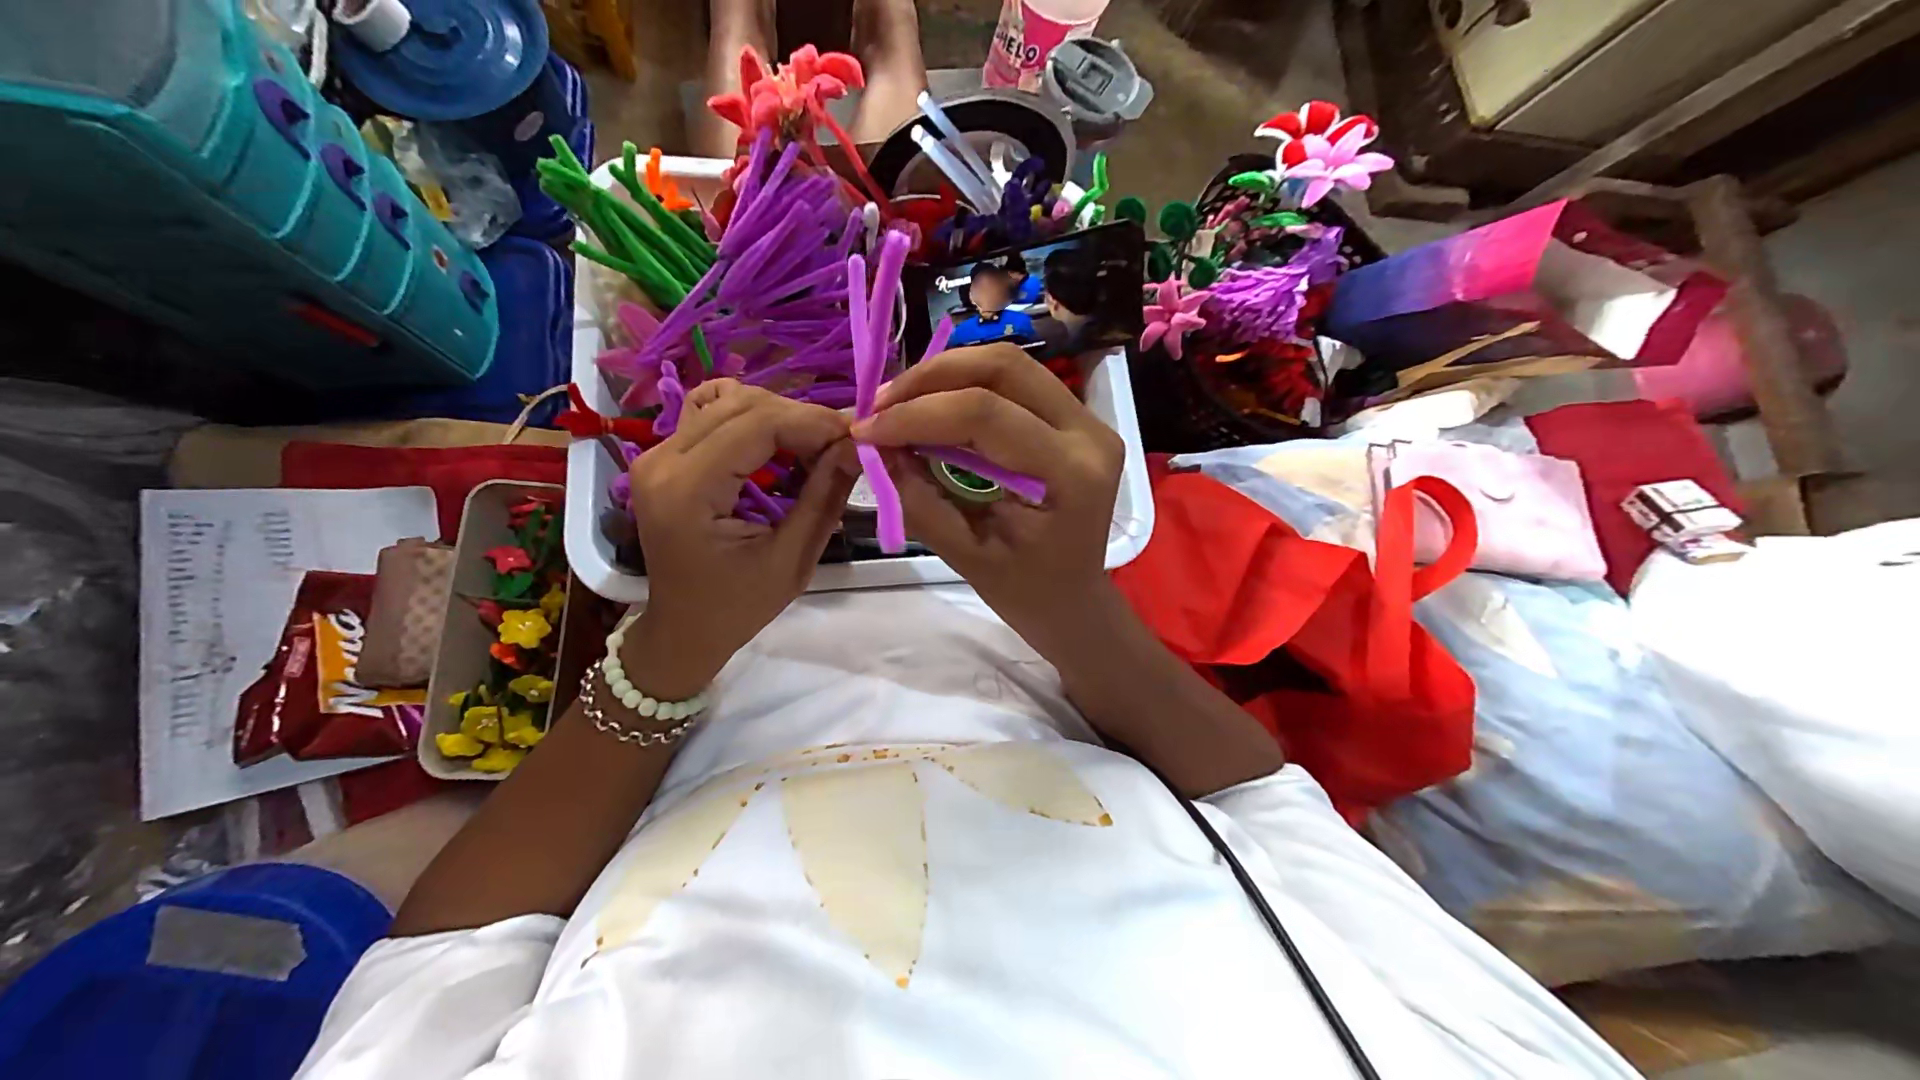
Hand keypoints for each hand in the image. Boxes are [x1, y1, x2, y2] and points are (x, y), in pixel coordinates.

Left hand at [624, 380, 855, 697]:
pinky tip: (773, 446)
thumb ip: (824, 496)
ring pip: (725, 401)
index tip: (854, 436)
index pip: (756, 424)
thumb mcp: (792, 560)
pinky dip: (749, 420)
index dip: (812, 422)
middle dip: (799, 418)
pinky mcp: (662, 456)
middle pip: (741, 404)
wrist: (685, 628)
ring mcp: (655, 454)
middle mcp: (661, 461)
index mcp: (688, 491)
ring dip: (776, 416)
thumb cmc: (738, 606)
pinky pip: (709, 414)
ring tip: (809, 449)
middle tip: (839, 447)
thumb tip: (858, 444)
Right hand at [853, 344, 1123, 643]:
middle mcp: (1089, 433)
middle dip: (931, 377)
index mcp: (1071, 473)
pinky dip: (966, 384)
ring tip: (898, 403)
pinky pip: (1016, 382)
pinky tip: (932, 405)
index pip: (986, 415)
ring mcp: (1088, 420)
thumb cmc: (1025, 592)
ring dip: (946, 374)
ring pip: (1010, 365)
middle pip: (1004, 367)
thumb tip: (875, 447)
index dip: (917, 414)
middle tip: (880, 405)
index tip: (867, 430)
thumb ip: (920, 499)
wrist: (1073, 601)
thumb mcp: (966, 555)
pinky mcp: (1075, 418)